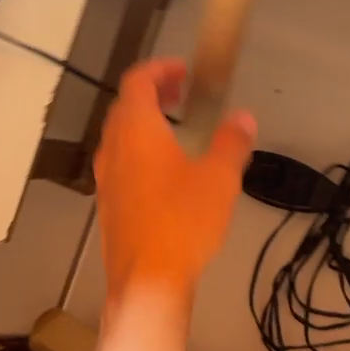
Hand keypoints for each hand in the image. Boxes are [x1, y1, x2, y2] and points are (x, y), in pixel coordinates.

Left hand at [94, 58, 256, 302]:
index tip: (183, 71)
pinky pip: (121, 169)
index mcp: (137, 130)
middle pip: (125, 108)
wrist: (147, 280)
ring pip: (120, 140)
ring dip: (144, 128)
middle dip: (153, 96)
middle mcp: (113, 149)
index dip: (160, 69)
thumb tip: (243, 119)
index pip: (138, 81)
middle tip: (181, 97)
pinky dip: (139, 158)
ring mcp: (106, 180)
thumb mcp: (219, 179)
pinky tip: (163, 179)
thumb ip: (232, 144)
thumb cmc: (183, 222)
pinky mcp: (108, 209)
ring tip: (175, 136)